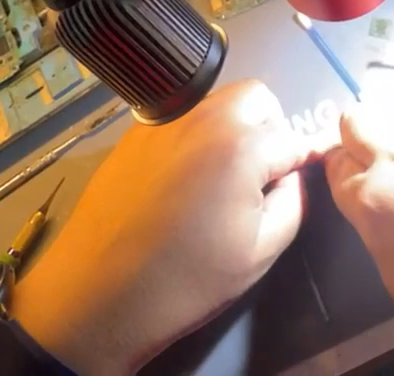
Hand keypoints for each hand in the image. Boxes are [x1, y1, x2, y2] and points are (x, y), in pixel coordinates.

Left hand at [9, 81, 316, 373]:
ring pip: (219, 101)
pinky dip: (195, 136)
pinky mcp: (138, 132)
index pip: (292, 136)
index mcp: (241, 144)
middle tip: (256, 173)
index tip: (285, 188)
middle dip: (268, 128)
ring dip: (232, 127)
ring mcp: (168, 120)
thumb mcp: (260, 252)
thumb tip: (293, 176)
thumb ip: (294, 201)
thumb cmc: (185, 280)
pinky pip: (183, 118)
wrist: (97, 295)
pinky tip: (180, 181)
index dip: (296, 165)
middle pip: (258, 98)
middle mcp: (206, 116)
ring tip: (216, 178)